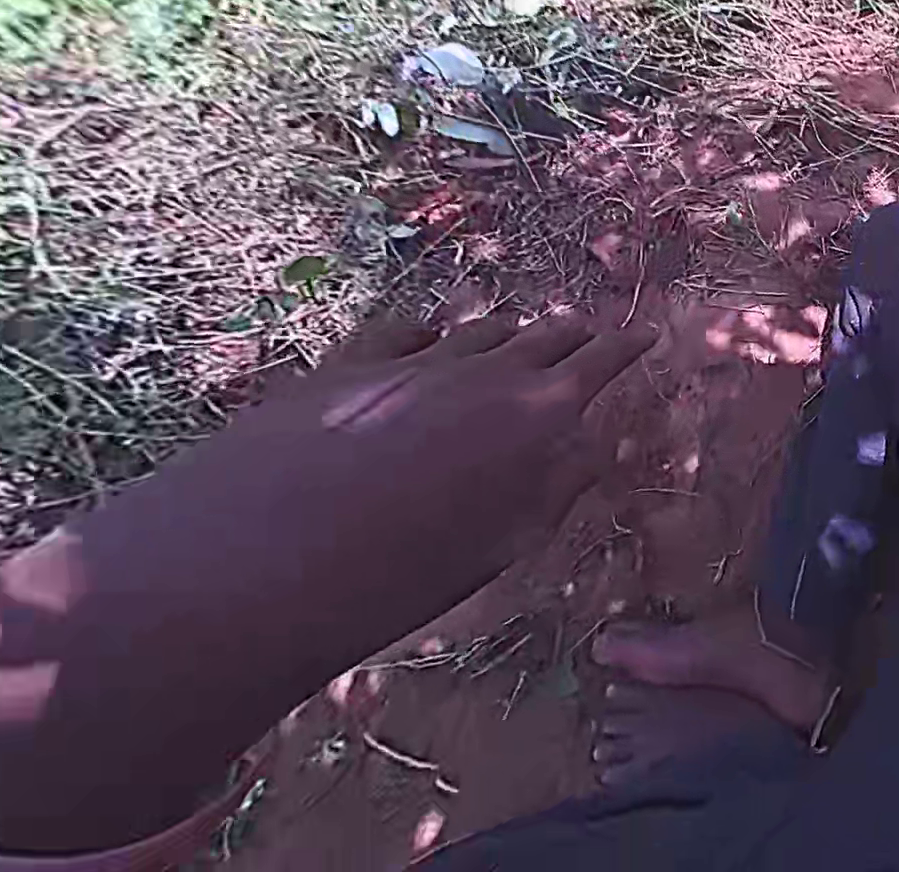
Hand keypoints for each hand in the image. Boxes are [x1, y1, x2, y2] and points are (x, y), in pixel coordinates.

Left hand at [0, 313, 656, 852]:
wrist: (252, 570)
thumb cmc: (411, 569)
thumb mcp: (511, 538)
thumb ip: (563, 483)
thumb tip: (596, 449)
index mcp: (537, 412)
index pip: (601, 362)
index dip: (628, 346)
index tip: (647, 333)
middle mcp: (487, 371)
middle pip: (546, 336)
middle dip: (574, 335)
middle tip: (587, 337)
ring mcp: (418, 360)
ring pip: (483, 329)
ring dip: (510, 332)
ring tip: (520, 335)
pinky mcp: (352, 364)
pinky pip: (408, 330)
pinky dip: (434, 330)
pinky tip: (435, 333)